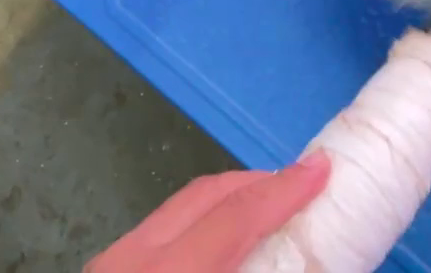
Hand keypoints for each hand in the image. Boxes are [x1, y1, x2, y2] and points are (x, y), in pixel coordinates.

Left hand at [86, 152, 330, 271]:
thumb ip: (259, 264)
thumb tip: (302, 242)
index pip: (236, 215)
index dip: (285, 188)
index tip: (324, 167)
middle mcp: (132, 256)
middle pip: (207, 194)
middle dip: (260, 183)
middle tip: (303, 187)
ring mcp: (112, 260)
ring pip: (182, 207)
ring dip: (231, 200)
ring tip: (269, 210)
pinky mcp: (106, 267)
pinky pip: (163, 227)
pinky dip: (201, 222)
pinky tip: (222, 239)